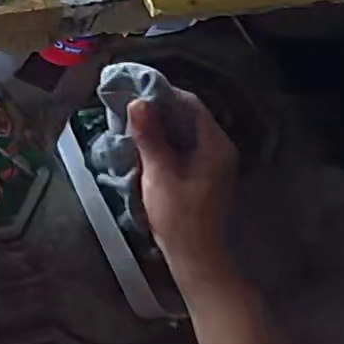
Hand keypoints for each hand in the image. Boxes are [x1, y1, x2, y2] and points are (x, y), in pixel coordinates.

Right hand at [129, 92, 238, 283]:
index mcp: (215, 146)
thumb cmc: (178, 214)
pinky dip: (161, 138)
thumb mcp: (159, 172)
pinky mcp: (200, 172)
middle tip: (125, 102)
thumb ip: (149, 136)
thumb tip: (137, 102)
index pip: (190, 105)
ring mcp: (211, 162)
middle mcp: (218, 149)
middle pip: (187, 115)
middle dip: (157, 107)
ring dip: (157, 122)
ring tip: (128, 118)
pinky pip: (181, 144)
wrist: (194, 255)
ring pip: (182, 130)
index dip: (162, 93)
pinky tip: (140, 140)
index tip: (132, 88)